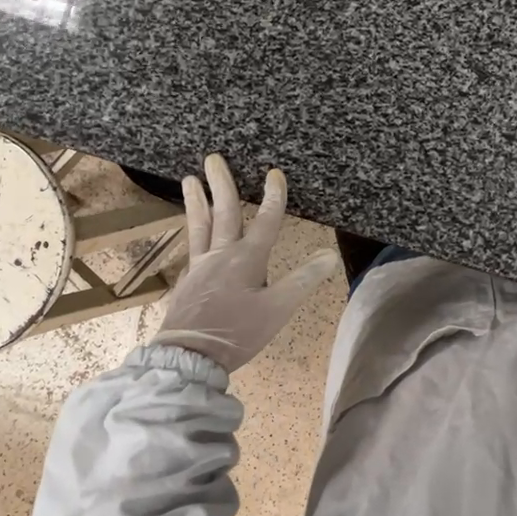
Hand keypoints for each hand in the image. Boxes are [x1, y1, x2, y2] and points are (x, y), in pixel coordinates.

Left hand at [153, 154, 340, 371]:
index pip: (265, 221)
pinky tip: (191, 226)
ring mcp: (200, 266)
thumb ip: (302, 280)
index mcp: (246, 259)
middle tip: (213, 158)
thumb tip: (329, 253)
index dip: (273, 197)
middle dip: (221, 183)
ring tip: (190, 179)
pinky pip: (191, 243)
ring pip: (200, 224)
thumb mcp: (277, 309)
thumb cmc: (237, 332)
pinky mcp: (187, 280)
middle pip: (223, 212)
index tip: (275, 173)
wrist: (188, 357)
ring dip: (198, 200)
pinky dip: (192, 226)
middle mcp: (220, 255)